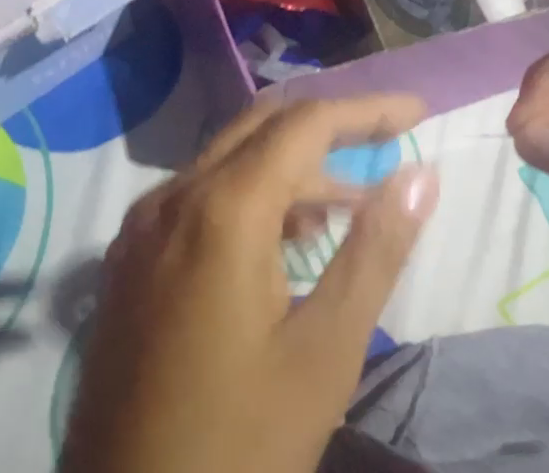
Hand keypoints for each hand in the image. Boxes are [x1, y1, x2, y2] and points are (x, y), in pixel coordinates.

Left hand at [60, 94, 438, 472]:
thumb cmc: (240, 438)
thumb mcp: (325, 349)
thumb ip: (375, 251)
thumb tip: (420, 174)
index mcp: (221, 209)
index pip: (305, 123)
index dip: (367, 110)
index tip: (418, 112)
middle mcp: (172, 198)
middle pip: (261, 128)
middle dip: (330, 127)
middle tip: (389, 141)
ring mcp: (140, 230)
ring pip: (227, 163)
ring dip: (291, 169)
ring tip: (349, 206)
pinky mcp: (128, 263)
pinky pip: (197, 200)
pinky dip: (250, 198)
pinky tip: (283, 241)